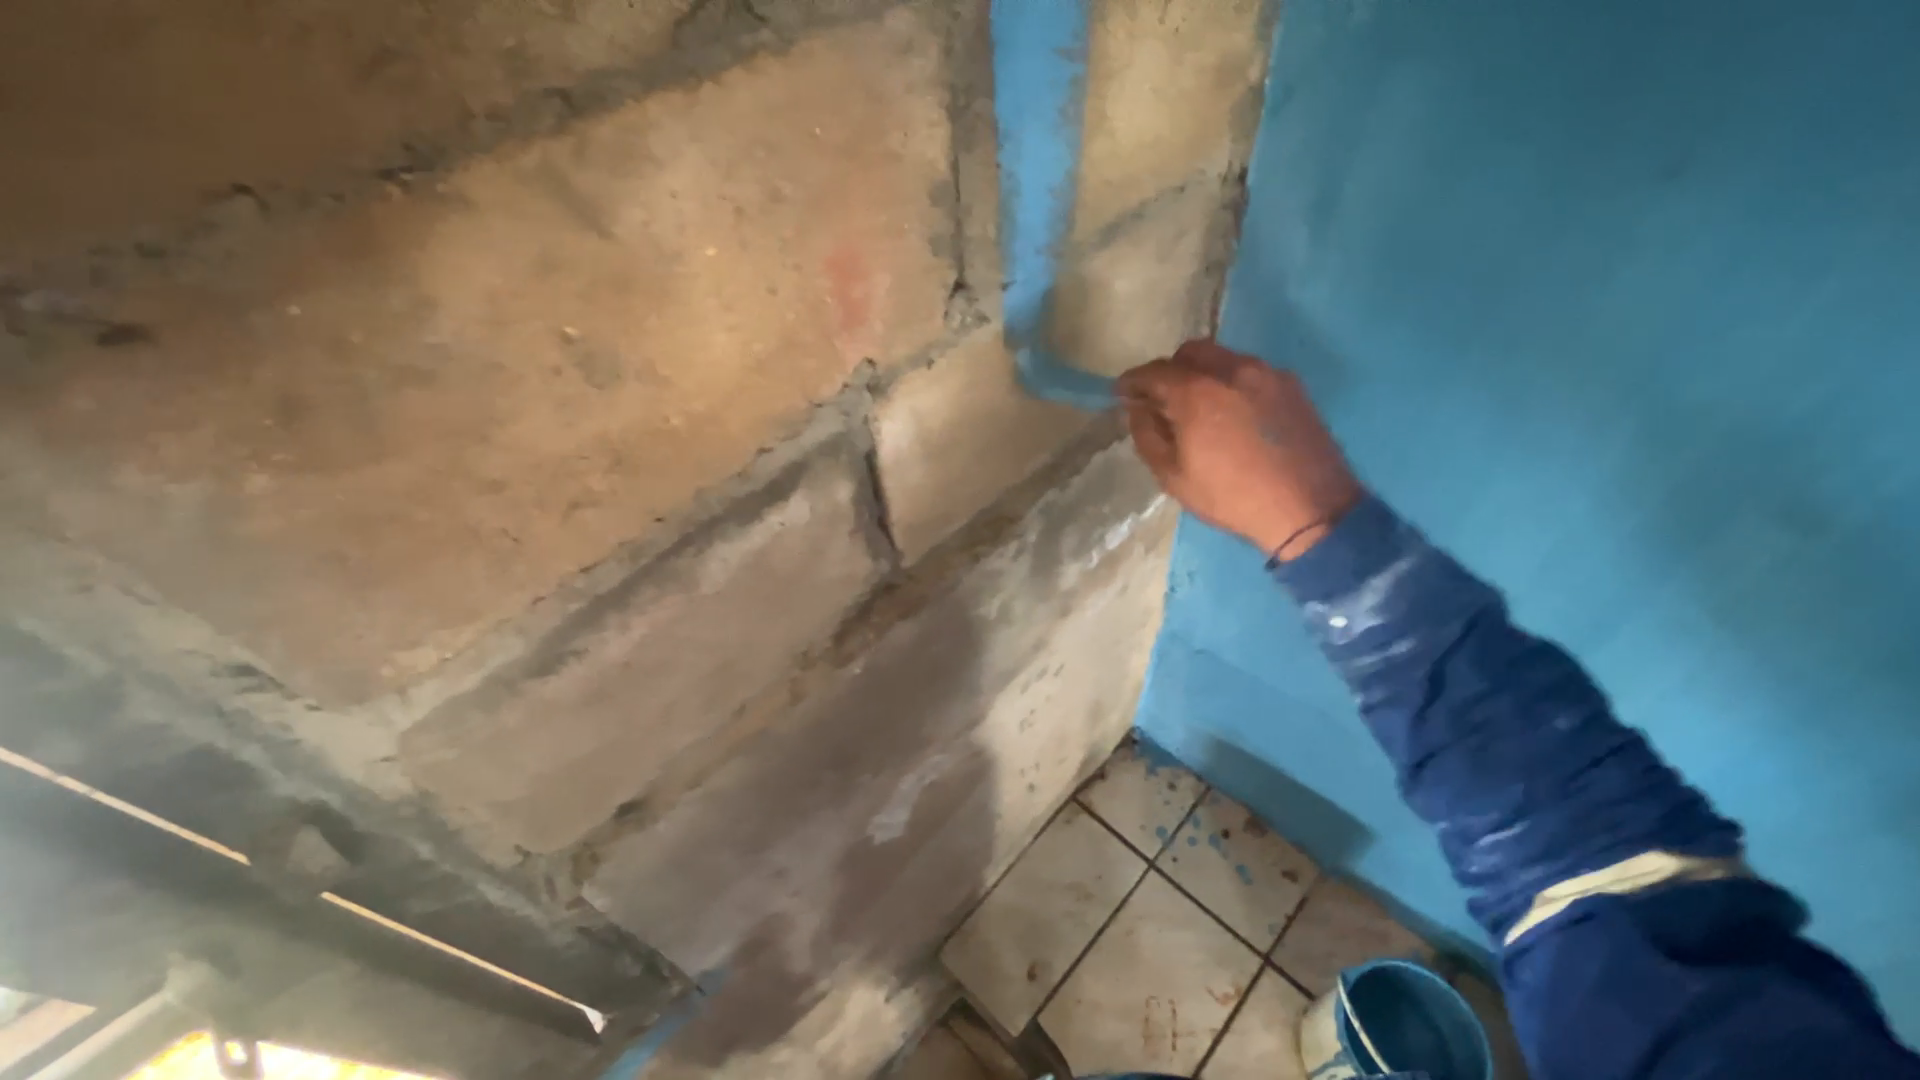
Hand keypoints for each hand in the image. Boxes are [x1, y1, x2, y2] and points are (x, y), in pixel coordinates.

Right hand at [1117, 340, 1362, 559]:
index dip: (1133, 381)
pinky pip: (1250, 372)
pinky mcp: (1292, 386)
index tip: (1122, 393)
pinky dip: (1232, 383)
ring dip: (1202, 374)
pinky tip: (1233, 413)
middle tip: (1162, 398)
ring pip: (1223, 358)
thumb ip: (1147, 436)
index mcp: (1197, 392)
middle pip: (1190, 352)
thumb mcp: (1174, 477)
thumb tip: (1137, 409)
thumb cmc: (1232, 498)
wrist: (1310, 508)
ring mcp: (1267, 374)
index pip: (1154, 371)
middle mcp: (1232, 370)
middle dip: (1169, 370)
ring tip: (1199, 406)